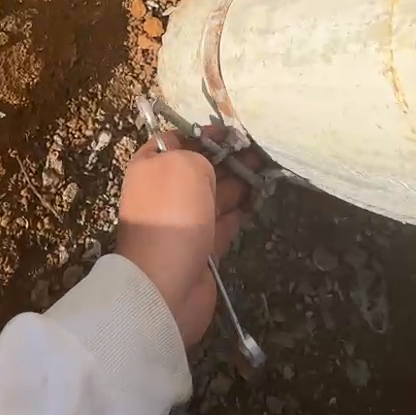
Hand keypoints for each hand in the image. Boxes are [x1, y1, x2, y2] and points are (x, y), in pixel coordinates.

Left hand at [114, 127, 257, 345]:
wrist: (165, 283)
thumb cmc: (172, 213)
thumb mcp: (185, 166)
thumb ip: (200, 157)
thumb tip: (208, 167)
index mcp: (151, 166)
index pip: (174, 139)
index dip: (200, 133)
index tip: (230, 131)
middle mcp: (164, 191)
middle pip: (198, 167)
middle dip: (225, 157)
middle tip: (257, 149)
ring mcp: (183, 221)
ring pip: (214, 195)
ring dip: (237, 182)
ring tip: (264, 169)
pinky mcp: (201, 248)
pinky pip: (222, 223)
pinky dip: (238, 211)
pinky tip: (256, 199)